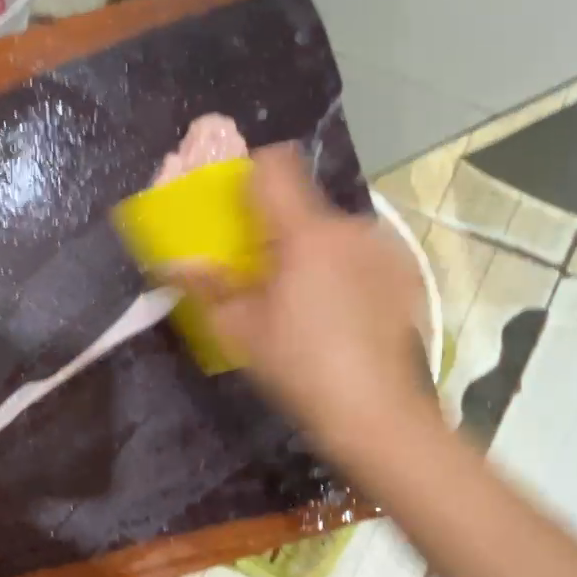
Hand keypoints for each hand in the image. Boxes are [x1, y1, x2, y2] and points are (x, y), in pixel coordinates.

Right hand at [195, 145, 435, 445]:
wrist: (374, 410)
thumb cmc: (296, 365)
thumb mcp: (236, 329)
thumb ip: (204, 285)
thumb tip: (172, 262)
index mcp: (304, 233)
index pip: (274, 166)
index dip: (248, 173)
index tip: (229, 205)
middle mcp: (349, 227)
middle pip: (301, 206)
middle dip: (273, 229)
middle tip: (253, 271)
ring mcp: (383, 248)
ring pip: (331, 232)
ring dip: (307, 251)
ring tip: (295, 298)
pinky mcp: (404, 273)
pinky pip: (358, 254)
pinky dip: (338, 270)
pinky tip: (331, 313)